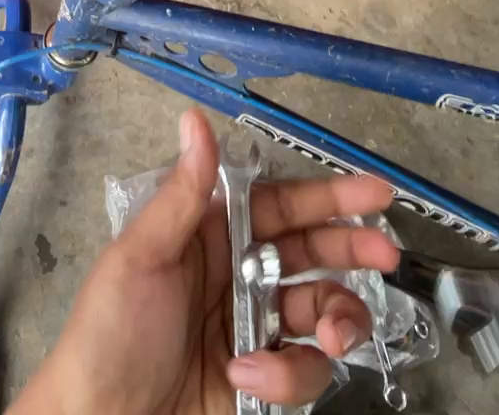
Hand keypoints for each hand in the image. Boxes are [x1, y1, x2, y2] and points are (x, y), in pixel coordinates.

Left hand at [8, 109, 400, 413]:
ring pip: (321, 311)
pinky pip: (302, 370)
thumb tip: (194, 119)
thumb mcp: (142, 255)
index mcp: (210, 234)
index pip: (278, 204)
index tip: (373, 193)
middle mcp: (238, 273)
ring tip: (329, 338)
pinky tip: (248, 378)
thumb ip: (183, 193)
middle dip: (352, 248)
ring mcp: (253, 326)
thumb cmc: (113, 330)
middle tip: (385, 252)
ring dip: (336, 320)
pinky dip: (288, 376)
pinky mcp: (262, 377)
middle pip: (312, 251)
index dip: (325, 197)